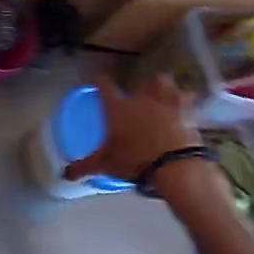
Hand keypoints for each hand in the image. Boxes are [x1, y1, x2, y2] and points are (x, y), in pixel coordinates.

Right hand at [62, 74, 198, 184]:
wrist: (174, 166)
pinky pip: (188, 97)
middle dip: (139, 84)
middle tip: (137, 93)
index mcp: (118, 107)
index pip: (104, 85)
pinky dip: (188, 100)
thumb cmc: (135, 161)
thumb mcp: (106, 165)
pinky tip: (188, 104)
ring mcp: (165, 101)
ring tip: (162, 93)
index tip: (96, 79)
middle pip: (139, 80)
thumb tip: (64, 174)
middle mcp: (141, 98)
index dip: (98, 80)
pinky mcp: (187, 110)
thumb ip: (84, 166)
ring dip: (162, 85)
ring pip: (163, 81)